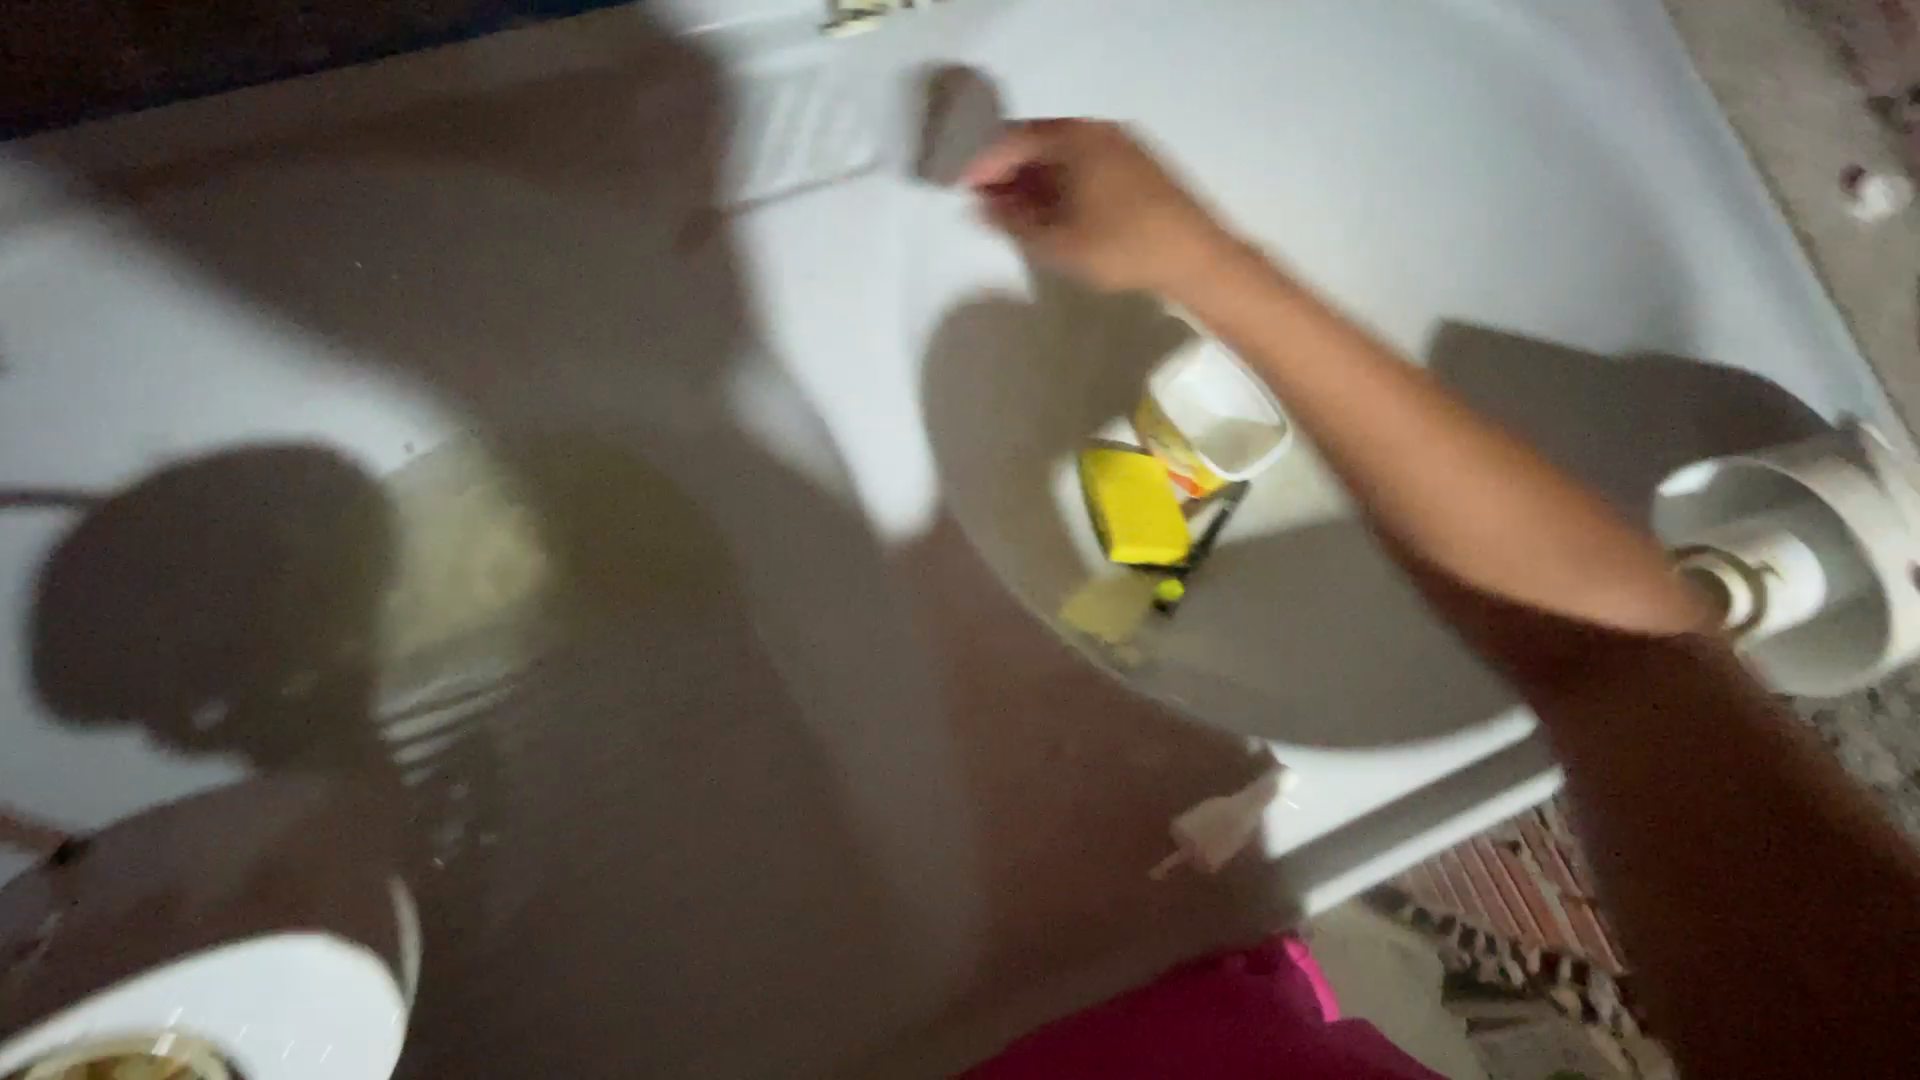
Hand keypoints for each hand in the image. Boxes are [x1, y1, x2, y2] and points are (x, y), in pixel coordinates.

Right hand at [960, 119, 1242, 296]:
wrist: (1196, 257)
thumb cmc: (1122, 249)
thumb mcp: (1059, 243)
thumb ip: (1013, 223)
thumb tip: (980, 207)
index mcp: (1075, 139)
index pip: (1012, 141)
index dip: (980, 163)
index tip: (956, 186)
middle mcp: (1096, 131)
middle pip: (1036, 143)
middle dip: (1004, 172)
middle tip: (979, 200)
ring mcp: (1120, 146)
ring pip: (1060, 156)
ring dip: (1030, 181)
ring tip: (1008, 213)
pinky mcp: (1135, 167)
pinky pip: (1082, 166)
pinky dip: (1058, 186)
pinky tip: (1048, 214)